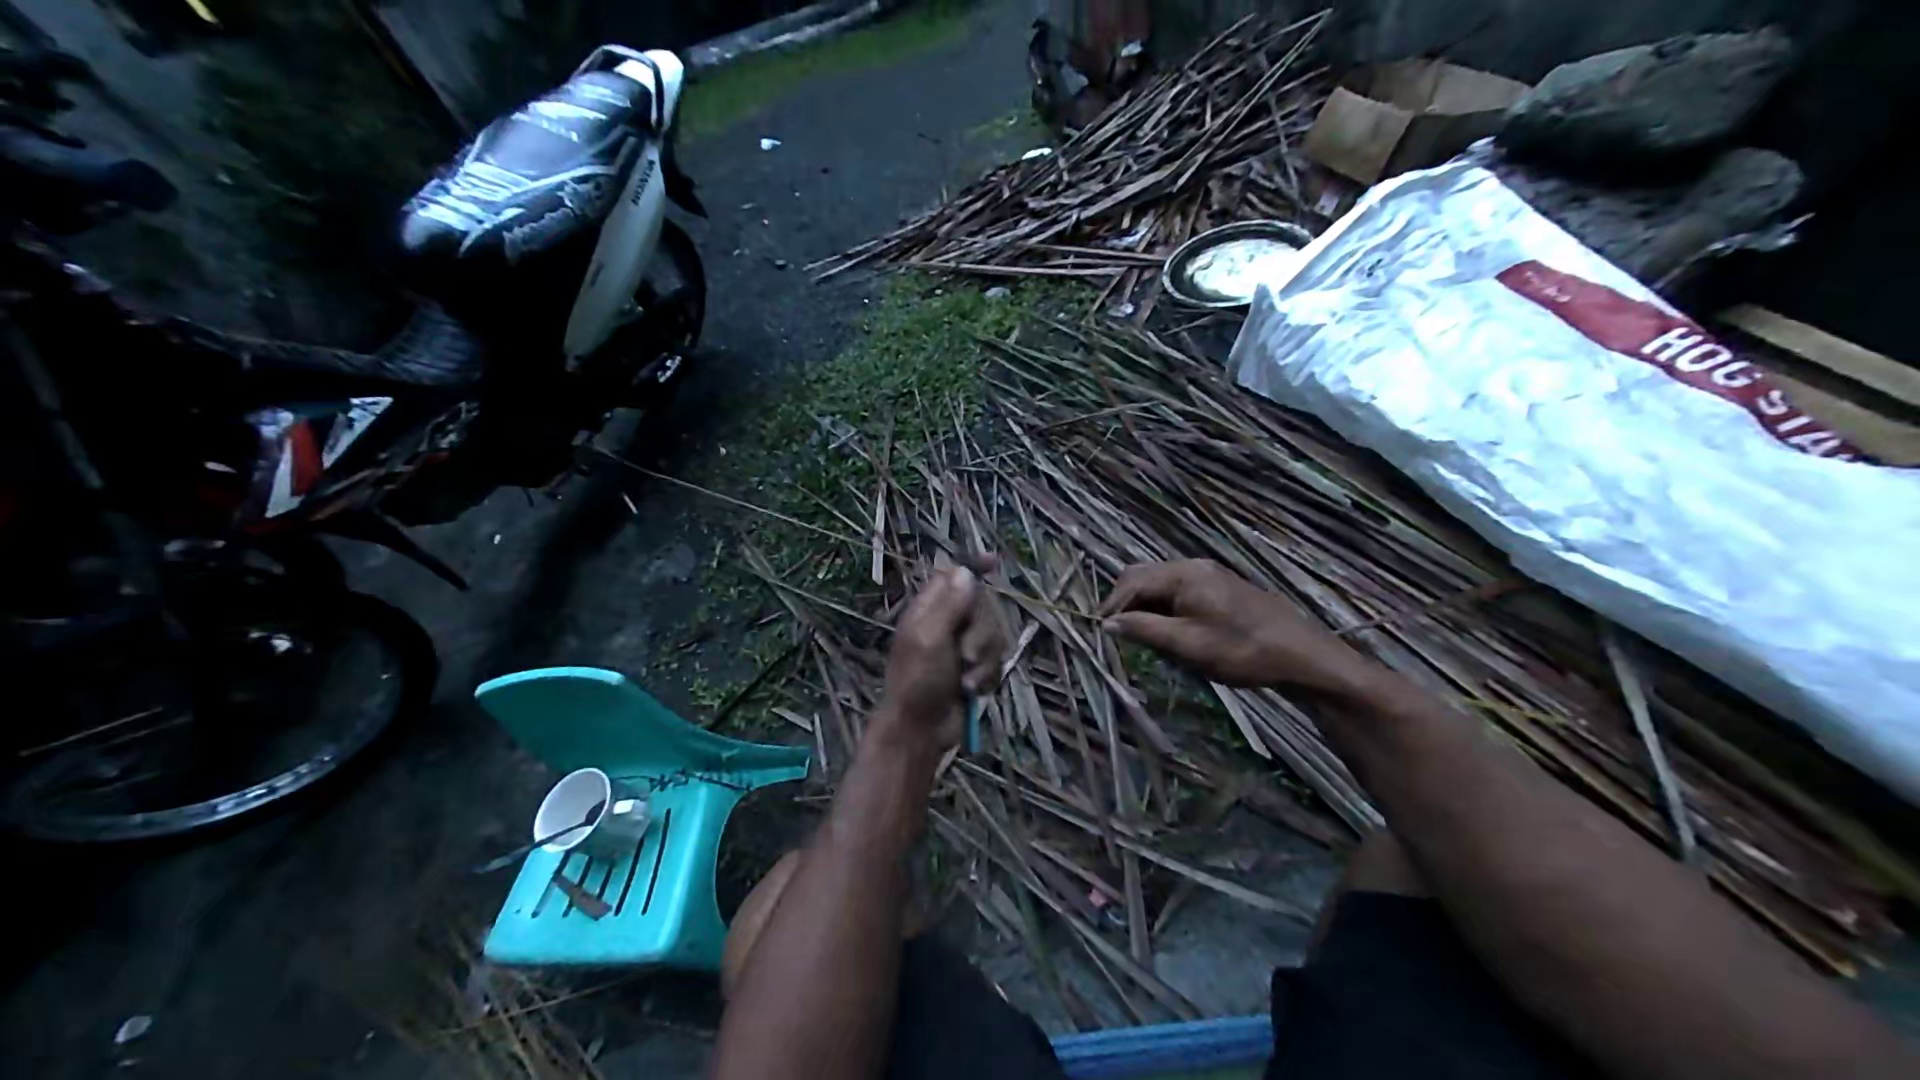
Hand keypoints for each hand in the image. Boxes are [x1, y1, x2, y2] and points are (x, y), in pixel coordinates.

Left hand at [874, 563, 1006, 752]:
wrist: (922, 731)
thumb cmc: (917, 682)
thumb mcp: (929, 639)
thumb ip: (948, 604)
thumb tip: (965, 571)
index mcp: (928, 609)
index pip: (953, 576)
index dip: (973, 568)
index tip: (994, 562)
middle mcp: (946, 622)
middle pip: (983, 606)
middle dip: (982, 632)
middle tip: (966, 654)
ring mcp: (962, 646)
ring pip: (994, 634)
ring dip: (986, 660)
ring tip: (967, 681)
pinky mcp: (975, 668)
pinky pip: (997, 659)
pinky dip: (988, 676)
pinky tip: (973, 690)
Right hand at [1098, 559, 1382, 697]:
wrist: (1303, 656)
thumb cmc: (1242, 650)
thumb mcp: (1187, 644)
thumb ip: (1144, 630)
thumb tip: (1108, 624)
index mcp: (1184, 574)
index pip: (1132, 582)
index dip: (1111, 606)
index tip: (1099, 632)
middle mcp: (1194, 566)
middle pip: (1143, 576)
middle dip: (1125, 603)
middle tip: (1117, 634)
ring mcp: (1209, 576)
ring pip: (1160, 585)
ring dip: (1144, 607)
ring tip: (1140, 637)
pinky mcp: (1220, 589)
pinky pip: (1178, 591)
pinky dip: (1164, 609)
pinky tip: (1167, 632)